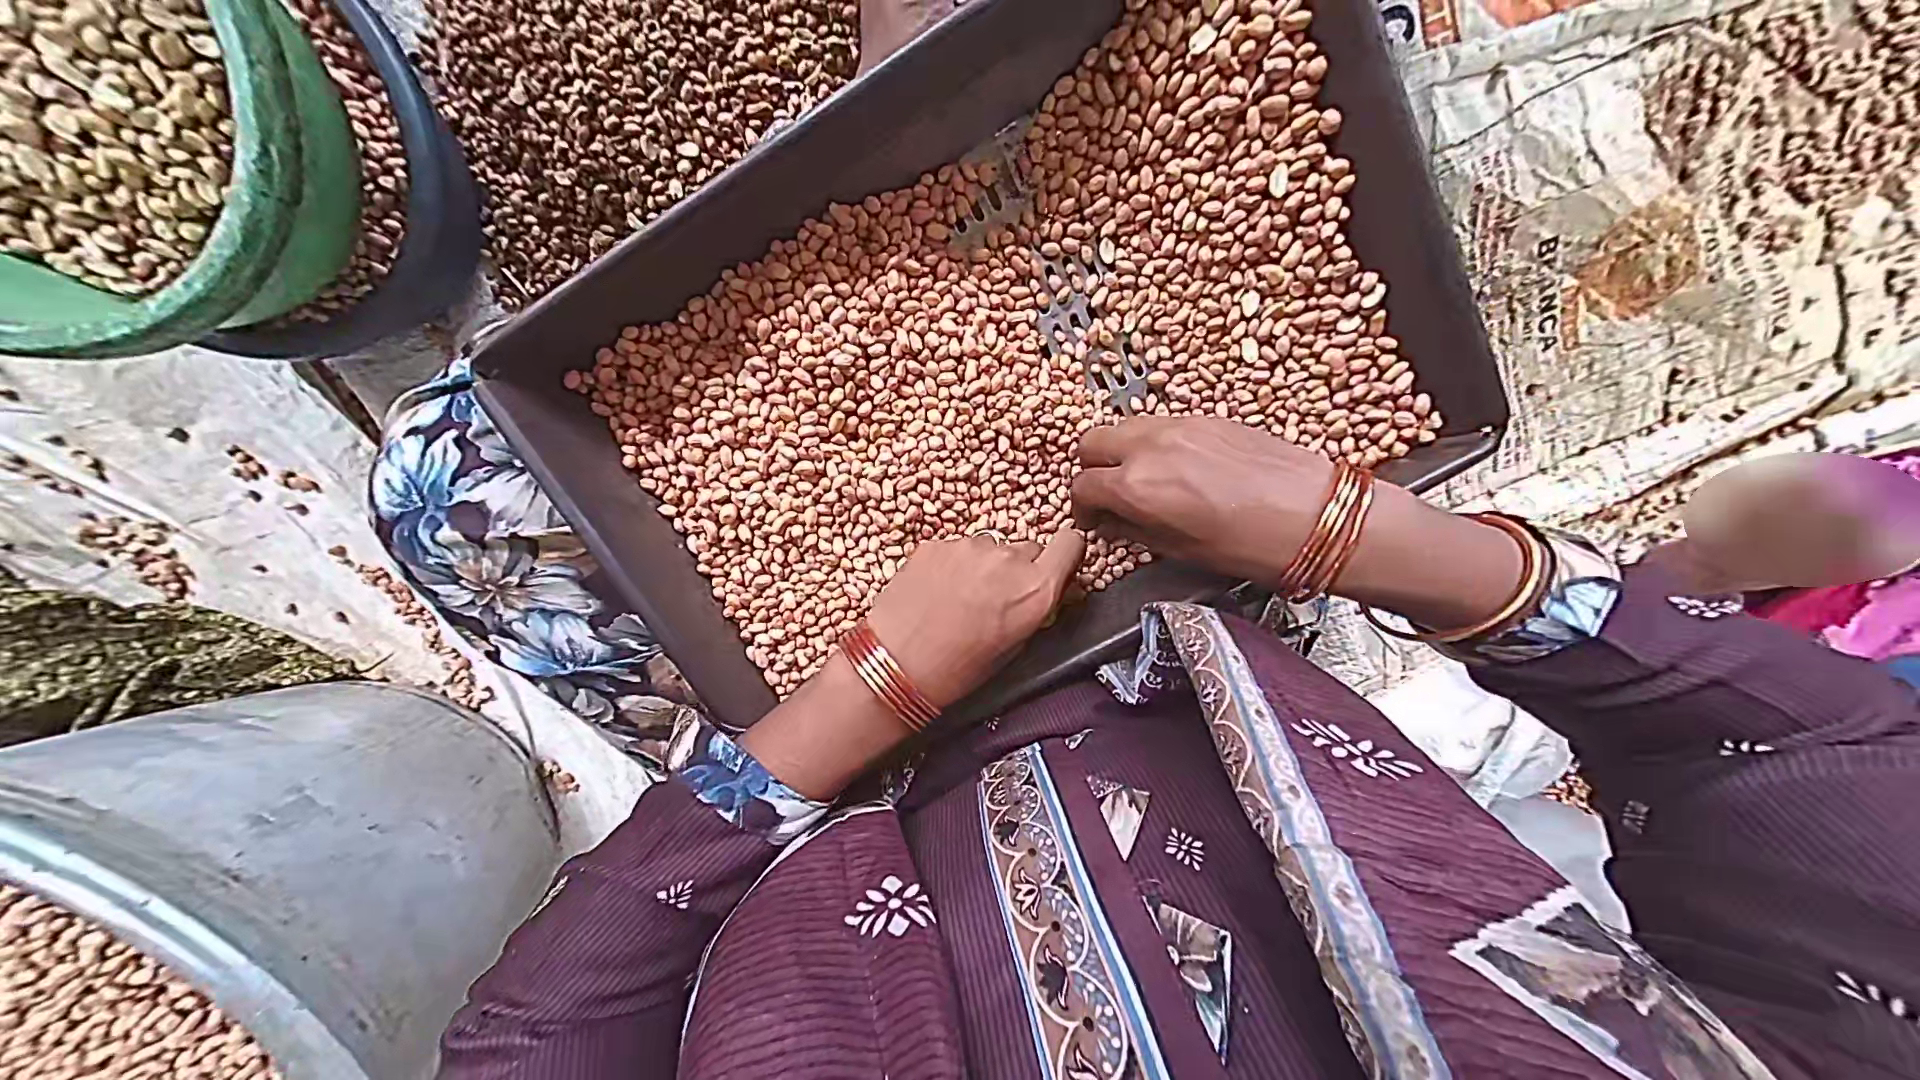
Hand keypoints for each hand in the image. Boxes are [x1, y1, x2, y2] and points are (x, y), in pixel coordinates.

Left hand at [866, 529, 1086, 707]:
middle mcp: (1008, 561)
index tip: (1056, 567)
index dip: (1065, 556)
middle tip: (999, 599)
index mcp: (1036, 590)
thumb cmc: (954, 670)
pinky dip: (954, 565)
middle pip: (1029, 549)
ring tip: (962, 600)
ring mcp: (970, 547)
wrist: (894, 665)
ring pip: (992, 548)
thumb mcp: (1015, 648)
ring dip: (985, 567)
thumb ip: (1039, 610)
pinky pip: (958, 548)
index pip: (1071, 544)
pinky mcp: (938, 543)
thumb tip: (1053, 591)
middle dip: (1020, 570)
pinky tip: (939, 592)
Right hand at [1070, 416, 1336, 582]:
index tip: (1093, 519)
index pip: (1083, 486)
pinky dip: (1152, 442)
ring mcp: (1179, 426)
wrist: (1318, 516)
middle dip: (1091, 469)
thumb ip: (1133, 529)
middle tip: (1107, 493)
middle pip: (1091, 442)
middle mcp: (1150, 447)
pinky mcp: (1206, 417)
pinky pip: (1159, 423)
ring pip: (1124, 426)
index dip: (1082, 508)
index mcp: (1138, 487)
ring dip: (1120, 451)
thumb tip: (1111, 522)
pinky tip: (1174, 467)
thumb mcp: (1180, 549)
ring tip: (1140, 478)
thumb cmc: (1254, 544)